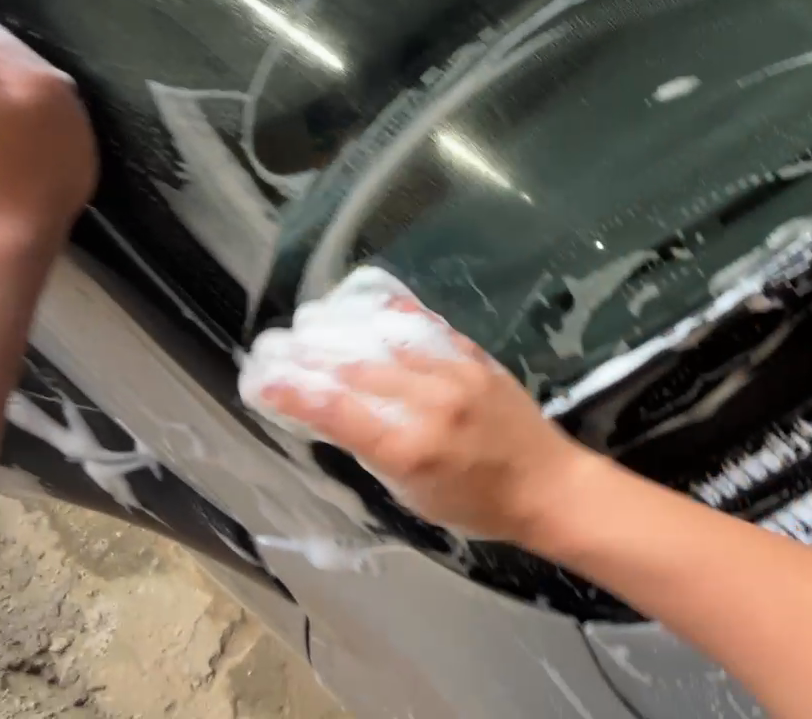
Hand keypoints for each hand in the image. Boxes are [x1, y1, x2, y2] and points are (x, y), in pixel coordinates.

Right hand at [249, 277, 597, 543]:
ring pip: (394, 345)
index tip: (263, 379)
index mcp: (411, 448)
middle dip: (315, 358)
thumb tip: (340, 417)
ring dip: (352, 333)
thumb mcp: (413, 496)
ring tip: (317, 319)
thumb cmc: (478, 505)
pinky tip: (379, 308)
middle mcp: (434, 403)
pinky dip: (403, 320)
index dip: (296, 394)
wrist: (548, 483)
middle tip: (279, 345)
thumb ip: (376, 453)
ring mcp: (461, 376)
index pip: (340, 413)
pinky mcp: (482, 362)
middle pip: (362, 371)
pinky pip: (435, 333)